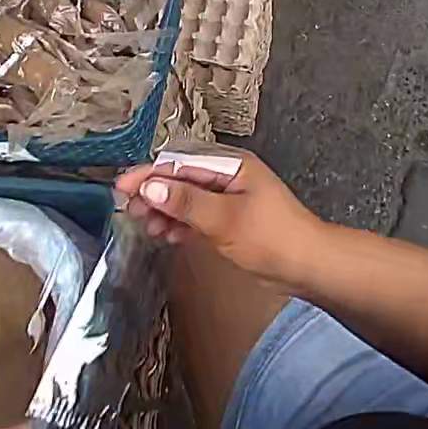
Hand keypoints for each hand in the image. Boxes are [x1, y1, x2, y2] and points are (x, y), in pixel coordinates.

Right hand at [115, 147, 324, 279]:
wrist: (306, 264)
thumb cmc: (270, 236)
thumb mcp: (224, 218)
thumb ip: (186, 202)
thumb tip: (151, 187)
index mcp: (232, 166)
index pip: (182, 163)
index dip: (150, 174)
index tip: (121, 188)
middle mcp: (230, 177)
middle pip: (183, 179)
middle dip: (156, 193)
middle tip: (131, 211)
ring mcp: (230, 199)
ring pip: (188, 199)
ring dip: (166, 211)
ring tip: (148, 227)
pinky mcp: (230, 220)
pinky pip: (198, 216)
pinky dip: (181, 224)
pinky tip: (168, 235)